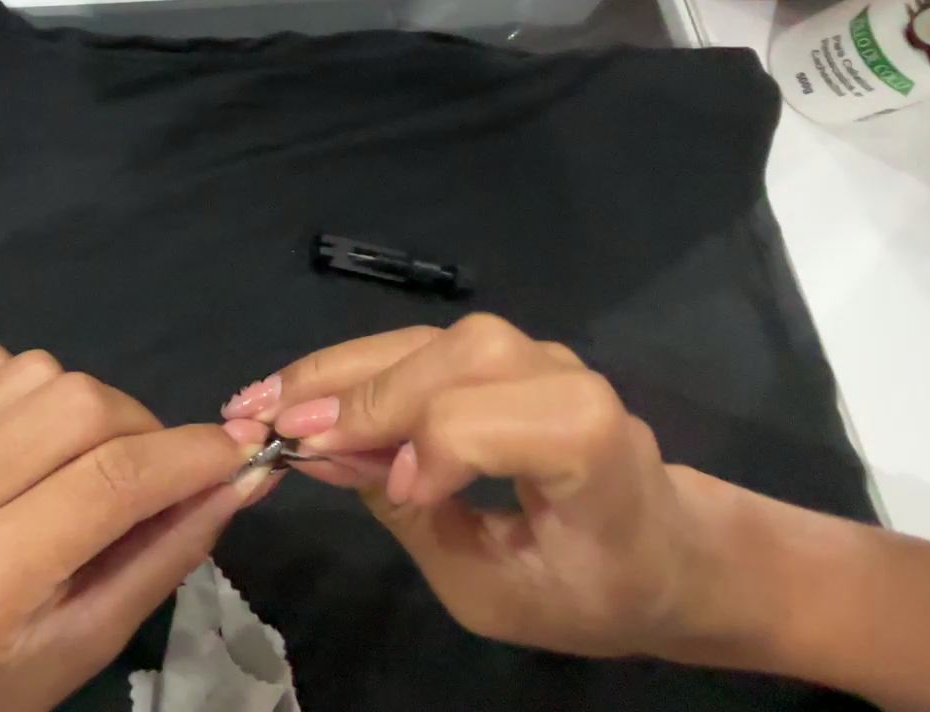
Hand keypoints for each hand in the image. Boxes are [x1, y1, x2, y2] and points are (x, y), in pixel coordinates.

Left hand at [0, 344, 272, 711]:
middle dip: (140, 427)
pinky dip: (32, 389)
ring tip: (79, 462)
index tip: (236, 450)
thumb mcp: (88, 642)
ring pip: (39, 371)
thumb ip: (167, 552)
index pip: (106, 484)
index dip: (187, 456)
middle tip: (150, 470)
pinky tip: (25, 442)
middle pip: (75, 406)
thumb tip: (240, 476)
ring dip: (86, 408)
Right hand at [223, 316, 753, 661]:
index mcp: (594, 450)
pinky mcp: (494, 350)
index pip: (495, 417)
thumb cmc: (588, 588)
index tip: (396, 493)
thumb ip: (408, 518)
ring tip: (265, 402)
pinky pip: (413, 345)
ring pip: (418, 340)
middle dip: (353, 395)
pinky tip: (301, 388)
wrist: (663, 548)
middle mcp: (565, 380)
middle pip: (448, 359)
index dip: (434, 447)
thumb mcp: (495, 590)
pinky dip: (350, 367)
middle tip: (269, 425)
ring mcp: (529, 353)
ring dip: (333, 370)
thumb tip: (322, 452)